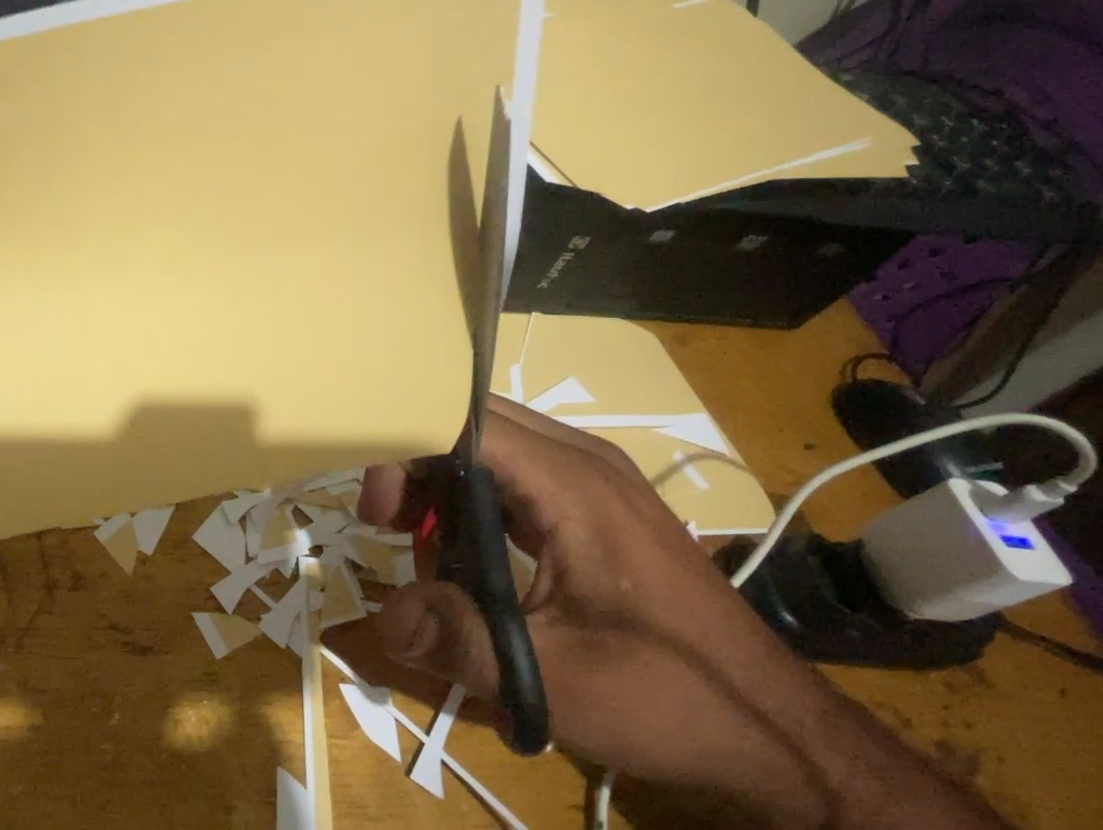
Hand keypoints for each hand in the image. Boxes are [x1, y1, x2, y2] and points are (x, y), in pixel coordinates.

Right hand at [341, 398, 846, 817]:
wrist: (773, 731)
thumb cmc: (666, 696)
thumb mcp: (548, 679)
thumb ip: (455, 639)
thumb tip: (383, 617)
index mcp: (570, 483)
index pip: (464, 420)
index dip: (405, 448)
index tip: (377, 510)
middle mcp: (581, 461)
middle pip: (472, 423)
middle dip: (416, 463)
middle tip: (387, 526)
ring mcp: (594, 481)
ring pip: (492, 446)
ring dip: (444, 484)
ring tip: (424, 549)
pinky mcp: (598, 508)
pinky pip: (517, 476)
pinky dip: (477, 503)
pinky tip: (469, 559)